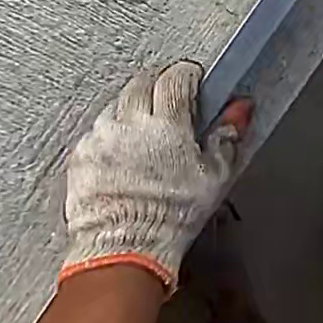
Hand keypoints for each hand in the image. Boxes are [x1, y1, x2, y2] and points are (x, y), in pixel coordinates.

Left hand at [61, 60, 252, 289]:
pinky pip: (97, 133)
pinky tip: (124, 157)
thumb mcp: (215, 176)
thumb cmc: (171, 214)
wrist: (125, 246)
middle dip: (158, 86)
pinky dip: (111, 137)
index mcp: (166, 122)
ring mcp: (101, 137)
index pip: (176, 77)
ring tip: (148, 136)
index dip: (187, 76)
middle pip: (142, 83)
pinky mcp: (81, 156)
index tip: (193, 82)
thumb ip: (227, 136)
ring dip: (133, 111)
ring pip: (117, 105)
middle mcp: (129, 122)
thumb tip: (240, 109)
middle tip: (172, 104)